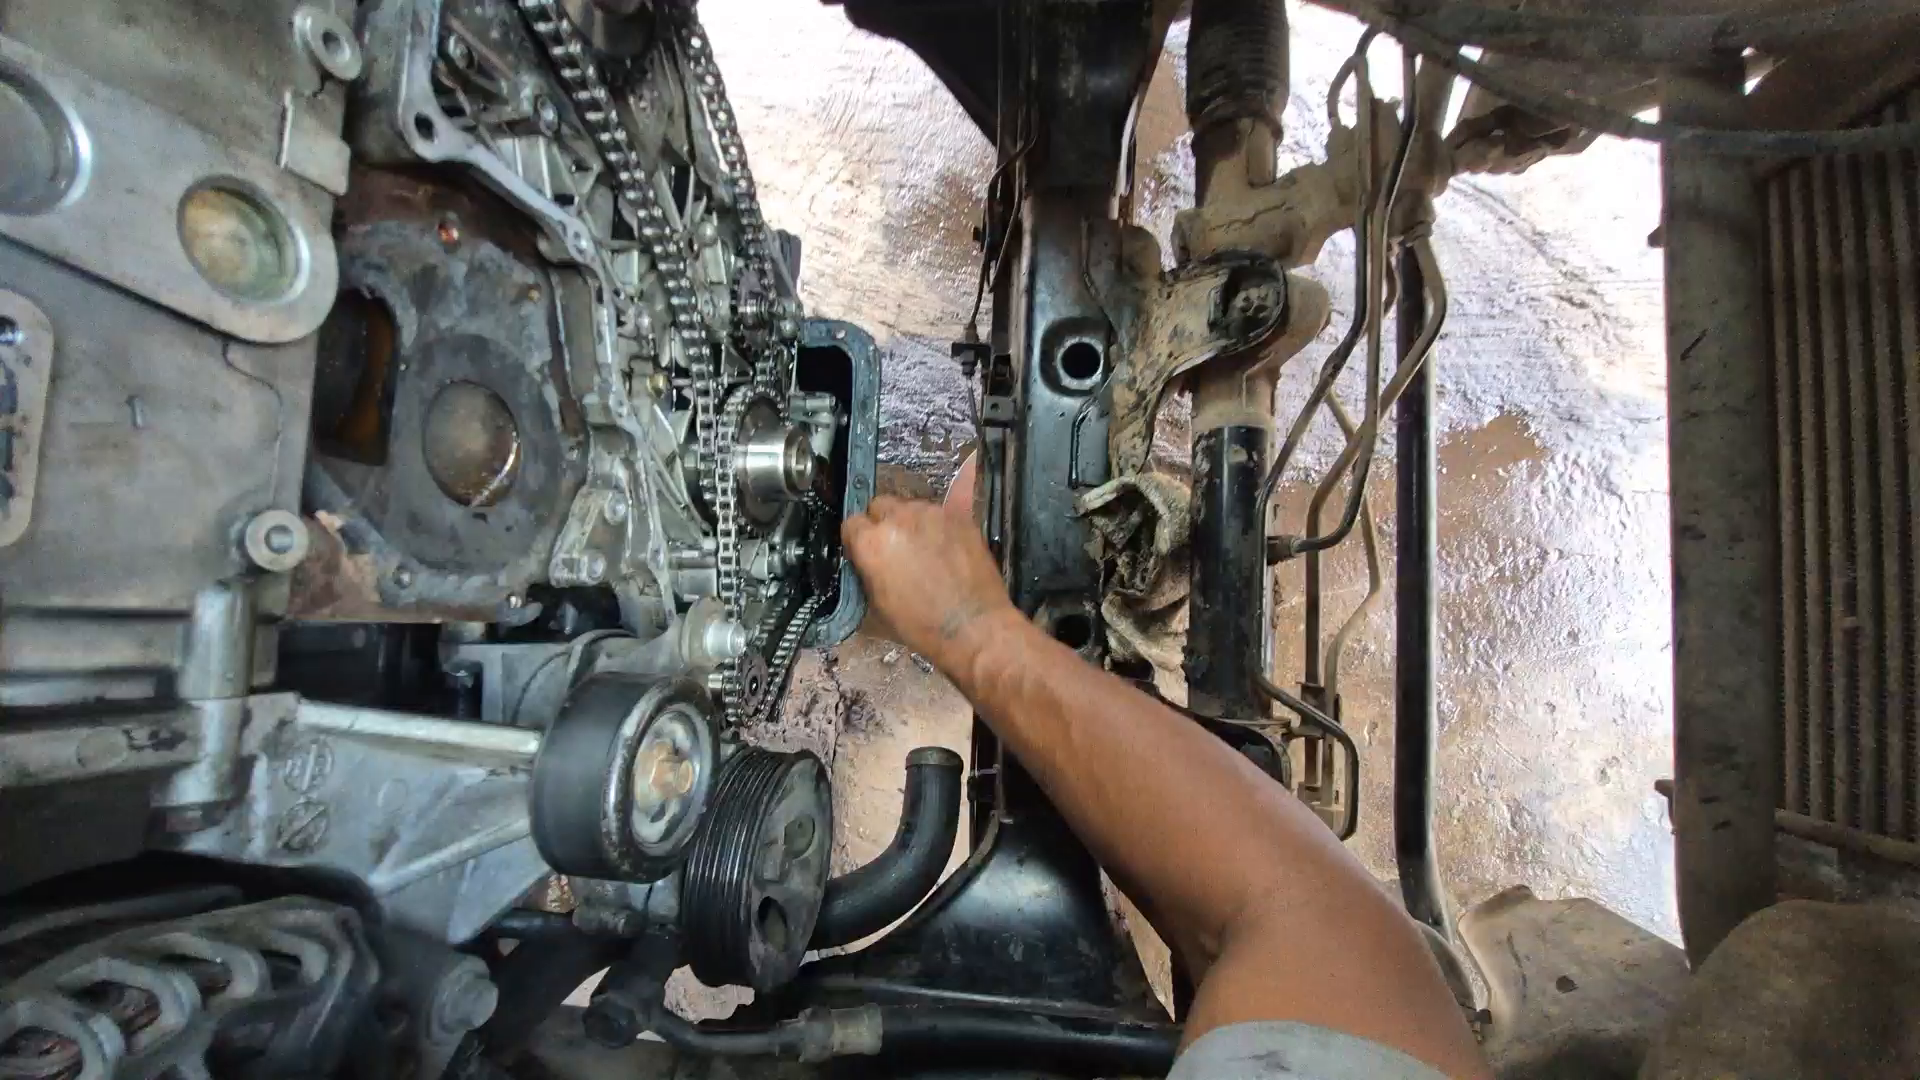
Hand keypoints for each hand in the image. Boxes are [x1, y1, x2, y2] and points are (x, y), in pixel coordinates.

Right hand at [841, 495, 1017, 673]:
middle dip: (884, 524)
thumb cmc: (923, 626)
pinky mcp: (960, 516)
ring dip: (912, 522)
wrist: (974, 629)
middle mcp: (899, 518)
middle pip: (881, 506)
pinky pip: (944, 506)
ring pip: (912, 506)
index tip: (867, 552)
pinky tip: (946, 526)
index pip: (852, 524)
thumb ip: (866, 572)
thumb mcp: (876, 606)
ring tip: (926, 550)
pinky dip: (941, 517)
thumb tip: (867, 561)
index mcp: (872, 543)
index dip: (859, 540)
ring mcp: (932, 512)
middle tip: (897, 550)